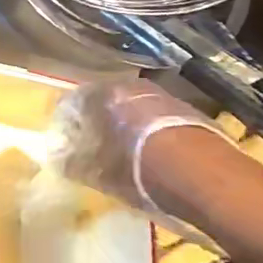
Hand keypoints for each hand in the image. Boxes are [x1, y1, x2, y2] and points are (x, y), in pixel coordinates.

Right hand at [48, 80, 228, 236]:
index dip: (68, 120)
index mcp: (106, 94)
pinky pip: (159, 118)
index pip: (76, 100)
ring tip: (123, 150)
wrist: (202, 175)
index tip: (65, 138)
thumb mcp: (100, 174)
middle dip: (99, 120)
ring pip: (136, 107)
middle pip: (109, 100)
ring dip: (127, 124)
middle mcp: (135, 86)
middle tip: (93, 144)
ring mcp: (165, 96)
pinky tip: (154, 153)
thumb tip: (60, 158)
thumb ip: (75, 162)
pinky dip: (151, 131)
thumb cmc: (139, 170)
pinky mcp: (191, 111)